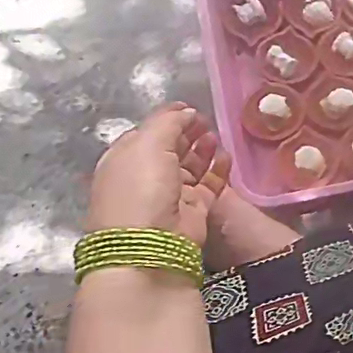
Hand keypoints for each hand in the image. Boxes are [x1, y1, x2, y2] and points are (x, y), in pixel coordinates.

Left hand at [87, 104, 226, 246]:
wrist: (151, 243)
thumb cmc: (142, 187)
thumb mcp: (148, 144)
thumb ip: (167, 122)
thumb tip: (185, 112)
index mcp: (125, 159)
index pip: (148, 132)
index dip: (168, 119)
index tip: (190, 108)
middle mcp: (146, 176)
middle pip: (170, 148)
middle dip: (187, 132)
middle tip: (207, 121)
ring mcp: (171, 195)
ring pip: (190, 166)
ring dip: (203, 149)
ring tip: (215, 136)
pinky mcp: (194, 210)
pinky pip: (209, 185)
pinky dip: (218, 170)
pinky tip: (226, 155)